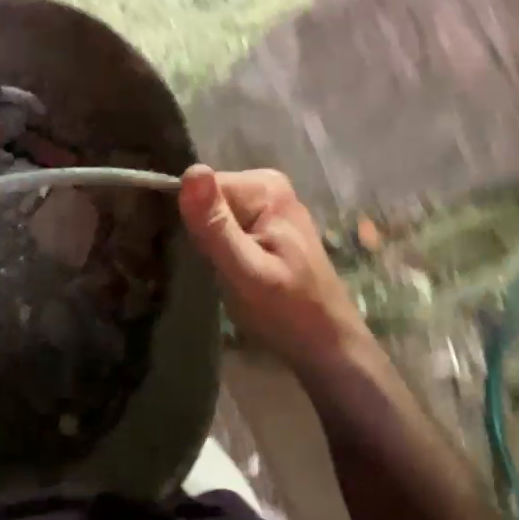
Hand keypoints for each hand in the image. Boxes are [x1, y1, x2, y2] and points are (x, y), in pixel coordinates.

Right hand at [178, 165, 365, 364]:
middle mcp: (267, 186)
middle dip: (202, 234)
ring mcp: (268, 207)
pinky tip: (228, 271)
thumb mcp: (245, 272)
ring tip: (220, 273)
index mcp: (265, 187)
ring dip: (208, 244)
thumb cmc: (288, 313)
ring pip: (212, 215)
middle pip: (206, 200)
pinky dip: (219, 249)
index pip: (200, 189)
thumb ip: (216, 225)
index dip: (193, 224)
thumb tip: (191, 171)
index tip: (204, 258)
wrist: (328, 348)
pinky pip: (225, 227)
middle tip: (216, 270)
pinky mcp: (265, 227)